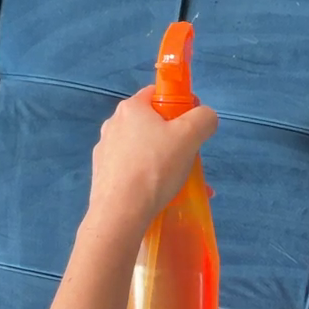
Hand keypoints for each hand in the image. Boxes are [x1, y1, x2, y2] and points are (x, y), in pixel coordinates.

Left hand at [88, 86, 217, 229]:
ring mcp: (105, 153)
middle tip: (190, 160)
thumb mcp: (190, 136)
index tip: (194, 126)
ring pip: (143, 152)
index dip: (180, 105)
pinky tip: (163, 198)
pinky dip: (150, 181)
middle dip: (175, 141)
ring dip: (165, 164)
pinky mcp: (103, 177)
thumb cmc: (155, 168)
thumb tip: (205, 118)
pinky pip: (133, 173)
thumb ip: (203, 119)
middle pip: (151, 125)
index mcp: (131, 109)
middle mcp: (113, 126)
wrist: (120, 213)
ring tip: (183, 186)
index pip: (158, 95)